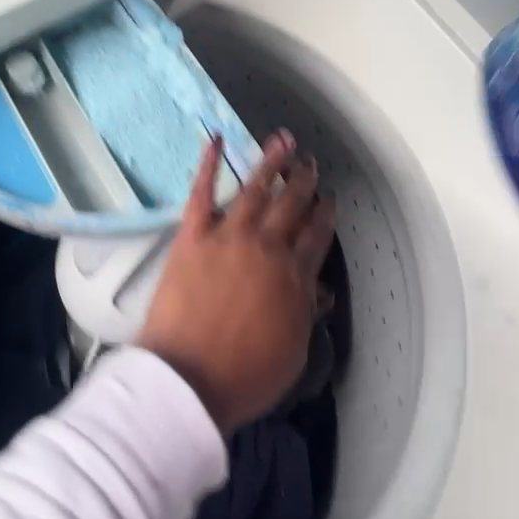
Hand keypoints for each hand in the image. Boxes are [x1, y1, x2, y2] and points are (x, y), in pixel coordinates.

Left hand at [137, 132, 336, 435]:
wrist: (188, 378)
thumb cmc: (244, 375)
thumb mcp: (292, 351)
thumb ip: (304, 312)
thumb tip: (319, 290)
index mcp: (293, 276)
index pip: (316, 236)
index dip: (324, 215)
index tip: (330, 199)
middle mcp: (265, 247)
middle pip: (290, 206)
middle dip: (303, 182)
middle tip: (311, 163)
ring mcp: (227, 236)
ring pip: (254, 189)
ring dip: (270, 162)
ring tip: (283, 140)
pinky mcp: (192, 235)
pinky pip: (201, 192)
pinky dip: (208, 163)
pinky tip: (215, 140)